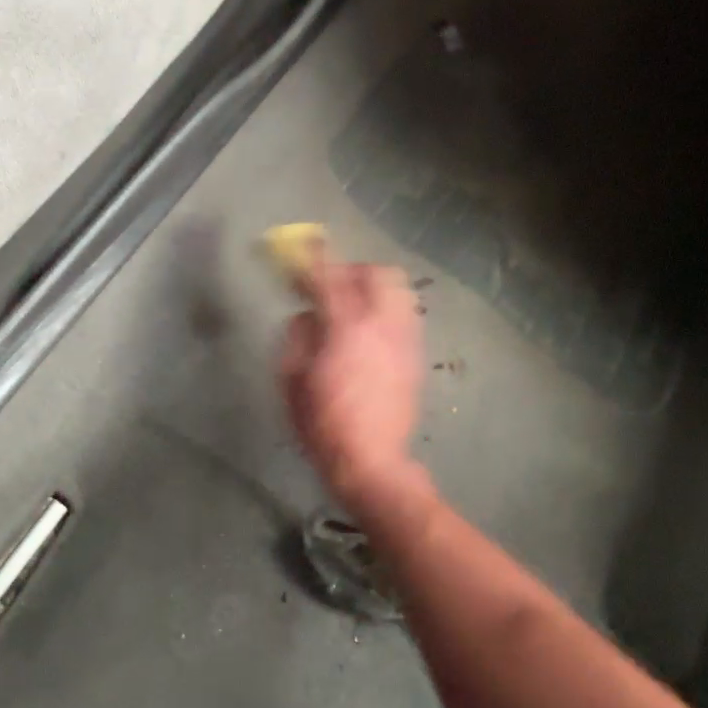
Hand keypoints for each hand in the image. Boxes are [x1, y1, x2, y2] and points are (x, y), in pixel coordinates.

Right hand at [279, 254, 427, 506]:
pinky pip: (404, 315)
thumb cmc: (322, 423)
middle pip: (376, 273)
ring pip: (398, 290)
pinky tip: (368, 331)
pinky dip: (385, 310)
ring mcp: (404, 340)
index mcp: (346, 328)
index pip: (329, 276)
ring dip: (372, 287)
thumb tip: (306, 316)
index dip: (313, 257)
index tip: (300, 246)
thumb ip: (298, 336)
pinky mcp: (414, 357)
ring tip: (352, 303)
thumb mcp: (292, 379)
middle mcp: (382, 325)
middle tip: (329, 282)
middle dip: (350, 269)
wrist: (371, 462)